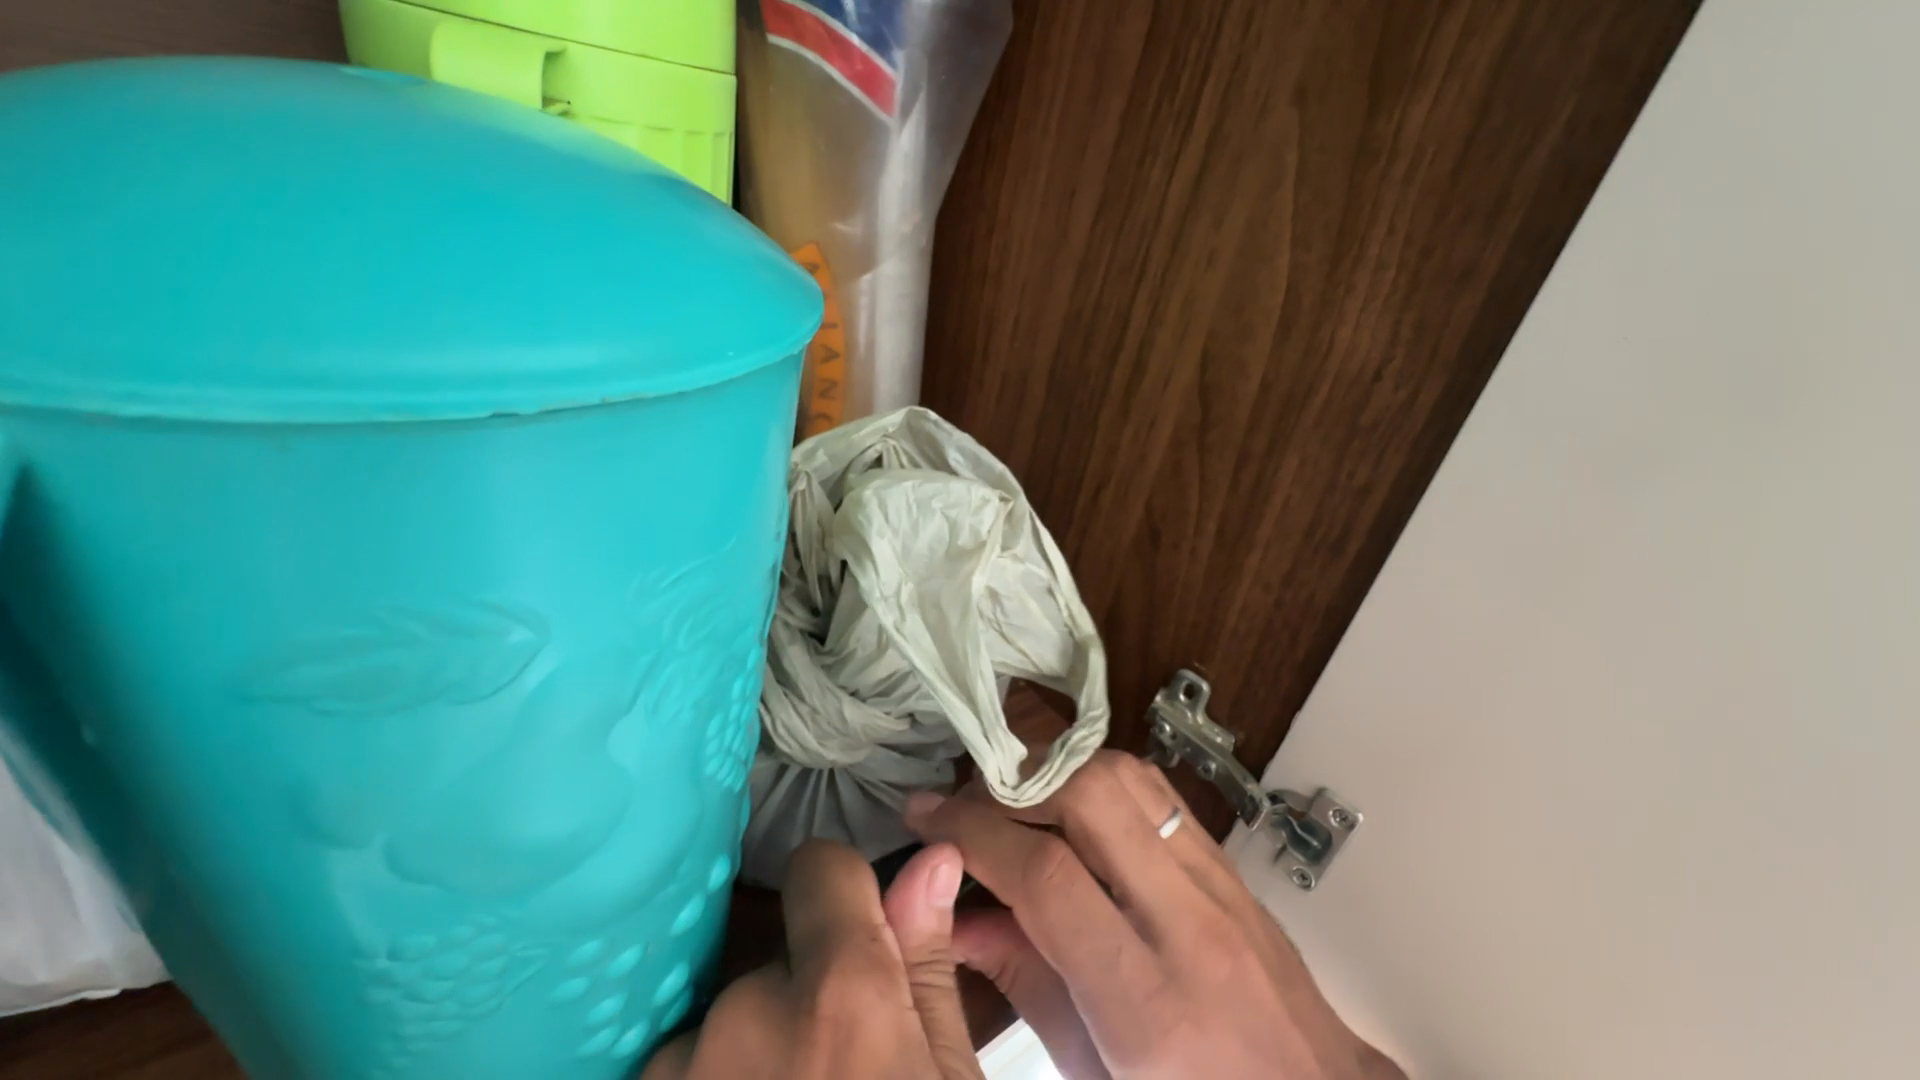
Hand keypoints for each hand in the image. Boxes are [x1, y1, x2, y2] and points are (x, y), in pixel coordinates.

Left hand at [642, 839, 982, 1079]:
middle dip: (803, 995)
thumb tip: (933, 860)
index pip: (819, 866)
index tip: (861, 937)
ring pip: (729, 1018)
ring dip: (755, 1049)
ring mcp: (679, 1068)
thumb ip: (927, 967)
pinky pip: (686, 1063)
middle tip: (836, 1070)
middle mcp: (743, 1016)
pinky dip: (717, 1079)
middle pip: (776, 954)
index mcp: (838, 995)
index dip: (845, 894)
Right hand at [905, 751, 1404, 1079]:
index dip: (973, 832)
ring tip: (1009, 796)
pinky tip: (1066, 802)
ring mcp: (1219, 885)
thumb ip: (1024, 984)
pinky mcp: (1229, 865)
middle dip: (1012, 782)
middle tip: (967, 801)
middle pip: (1093, 796)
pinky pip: (1156, 791)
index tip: (927, 817)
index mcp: (1148, 1004)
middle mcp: (1190, 925)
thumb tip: (958, 917)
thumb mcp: (1091, 1072)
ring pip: (1127, 777)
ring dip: (1055, 769)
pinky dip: (1097, 779)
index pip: (1047, 877)